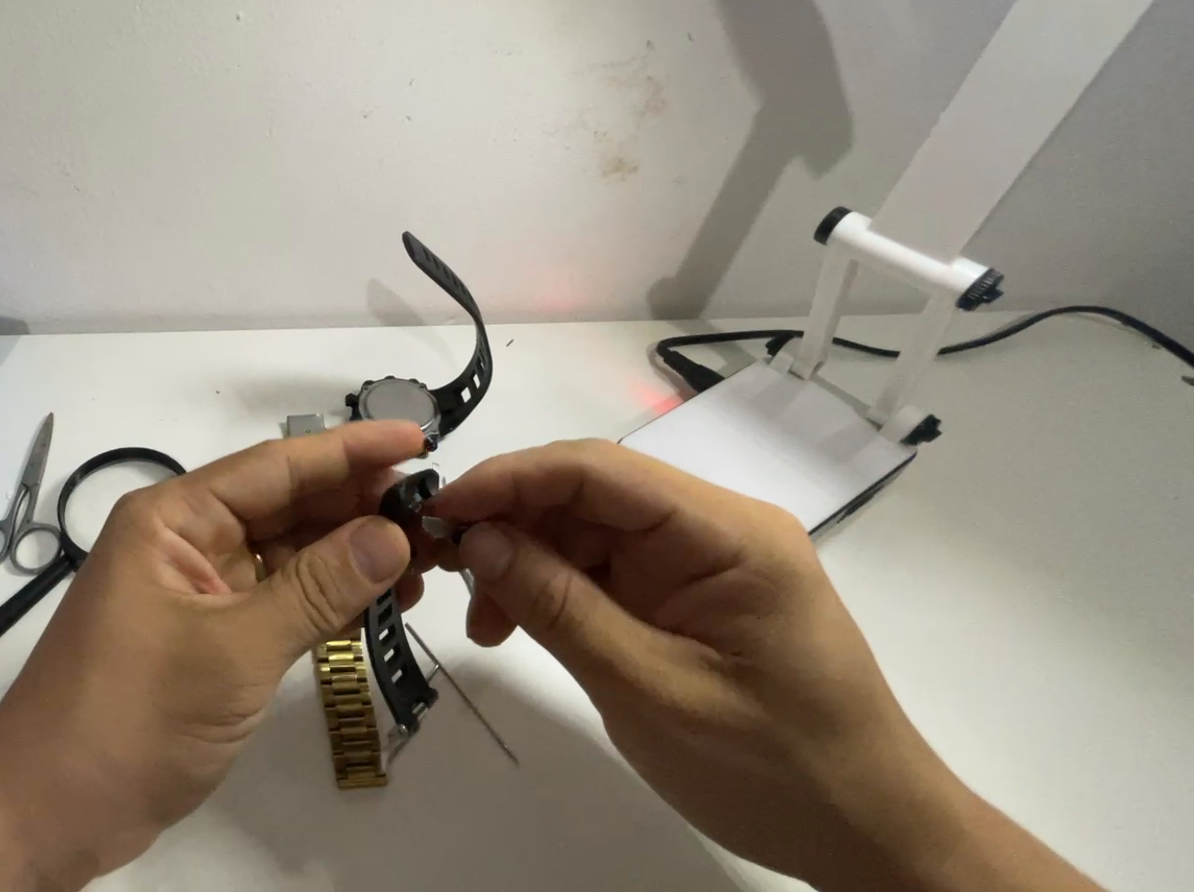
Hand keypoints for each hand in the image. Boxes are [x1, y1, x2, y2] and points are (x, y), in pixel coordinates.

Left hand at [0, 421, 424, 890]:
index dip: (350, 449)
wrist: (50, 812)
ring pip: (286, 552)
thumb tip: (393, 533)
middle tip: (434, 511)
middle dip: (358, 505)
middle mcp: (186, 539)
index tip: (417, 437)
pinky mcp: (208, 633)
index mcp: (175, 517)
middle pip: (285, 505)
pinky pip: (277, 597)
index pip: (276, 465)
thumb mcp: (232, 650)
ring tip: (421, 561)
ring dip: (348, 554)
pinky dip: (324, 598)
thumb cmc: (130, 717)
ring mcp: (197, 587)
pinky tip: (376, 599)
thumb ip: (316, 589)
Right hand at [428, 440, 1098, 891]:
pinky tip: (512, 625)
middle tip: (445, 567)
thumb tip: (476, 538)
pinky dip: (546, 589)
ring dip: (520, 561)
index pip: (597, 469)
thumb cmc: (773, 770)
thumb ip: (558, 606)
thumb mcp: (649, 689)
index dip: (509, 478)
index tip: (440, 508)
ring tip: (482, 621)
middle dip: (508, 523)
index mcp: (725, 532)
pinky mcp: (677, 587)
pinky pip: (595, 566)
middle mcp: (709, 525)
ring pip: (579, 528)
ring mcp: (693, 556)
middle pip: (583, 493)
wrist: (868, 840)